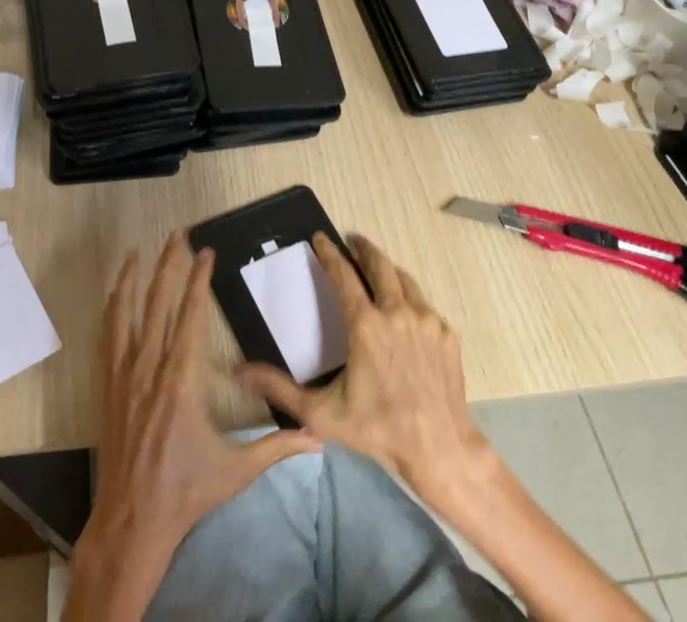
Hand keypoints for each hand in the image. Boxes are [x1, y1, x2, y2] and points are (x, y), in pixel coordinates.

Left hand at [68, 232, 320, 620]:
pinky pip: (107, 339)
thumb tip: (322, 437)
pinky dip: (111, 310)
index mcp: (180, 383)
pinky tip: (115, 295)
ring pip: (124, 316)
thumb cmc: (187, 491)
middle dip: (168, 266)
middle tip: (177, 235)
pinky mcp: (108, 388)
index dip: (198, 281)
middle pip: (156, 305)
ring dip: (132, 280)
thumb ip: (278, 447)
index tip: (206, 253)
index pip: (190, 318)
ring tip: (138, 251)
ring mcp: (123, 377)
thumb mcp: (237, 471)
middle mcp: (148, 370)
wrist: (132, 518)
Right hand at [239, 232, 492, 506]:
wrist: (439, 447)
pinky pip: (425, 305)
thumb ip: (278, 388)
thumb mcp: (320, 412)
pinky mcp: (447, 335)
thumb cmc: (376, 428)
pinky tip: (404, 307)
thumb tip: (239, 372)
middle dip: (364, 249)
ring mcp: (428, 322)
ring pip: (406, 281)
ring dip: (388, 269)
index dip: (330, 254)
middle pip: (380, 266)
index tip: (320, 238)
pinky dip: (410, 297)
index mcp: (366, 325)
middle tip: (352, 240)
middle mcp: (398, 314)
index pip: (344, 276)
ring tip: (377, 266)